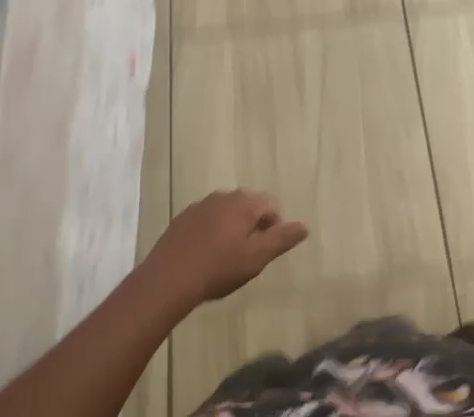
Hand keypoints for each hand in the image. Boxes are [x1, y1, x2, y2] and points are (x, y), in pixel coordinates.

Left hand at [145, 189, 308, 303]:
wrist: (169, 278)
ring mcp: (201, 204)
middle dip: (254, 226)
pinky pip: (207, 219)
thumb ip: (281, 239)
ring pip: (227, 212)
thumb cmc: (218, 268)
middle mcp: (223, 196)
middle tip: (248, 256)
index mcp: (244, 203)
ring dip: (233, 228)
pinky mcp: (184, 217)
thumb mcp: (256, 258)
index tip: (266, 252)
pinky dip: (213, 231)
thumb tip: (304, 226)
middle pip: (249, 206)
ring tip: (228, 257)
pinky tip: (207, 254)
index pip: (272, 206)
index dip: (275, 228)